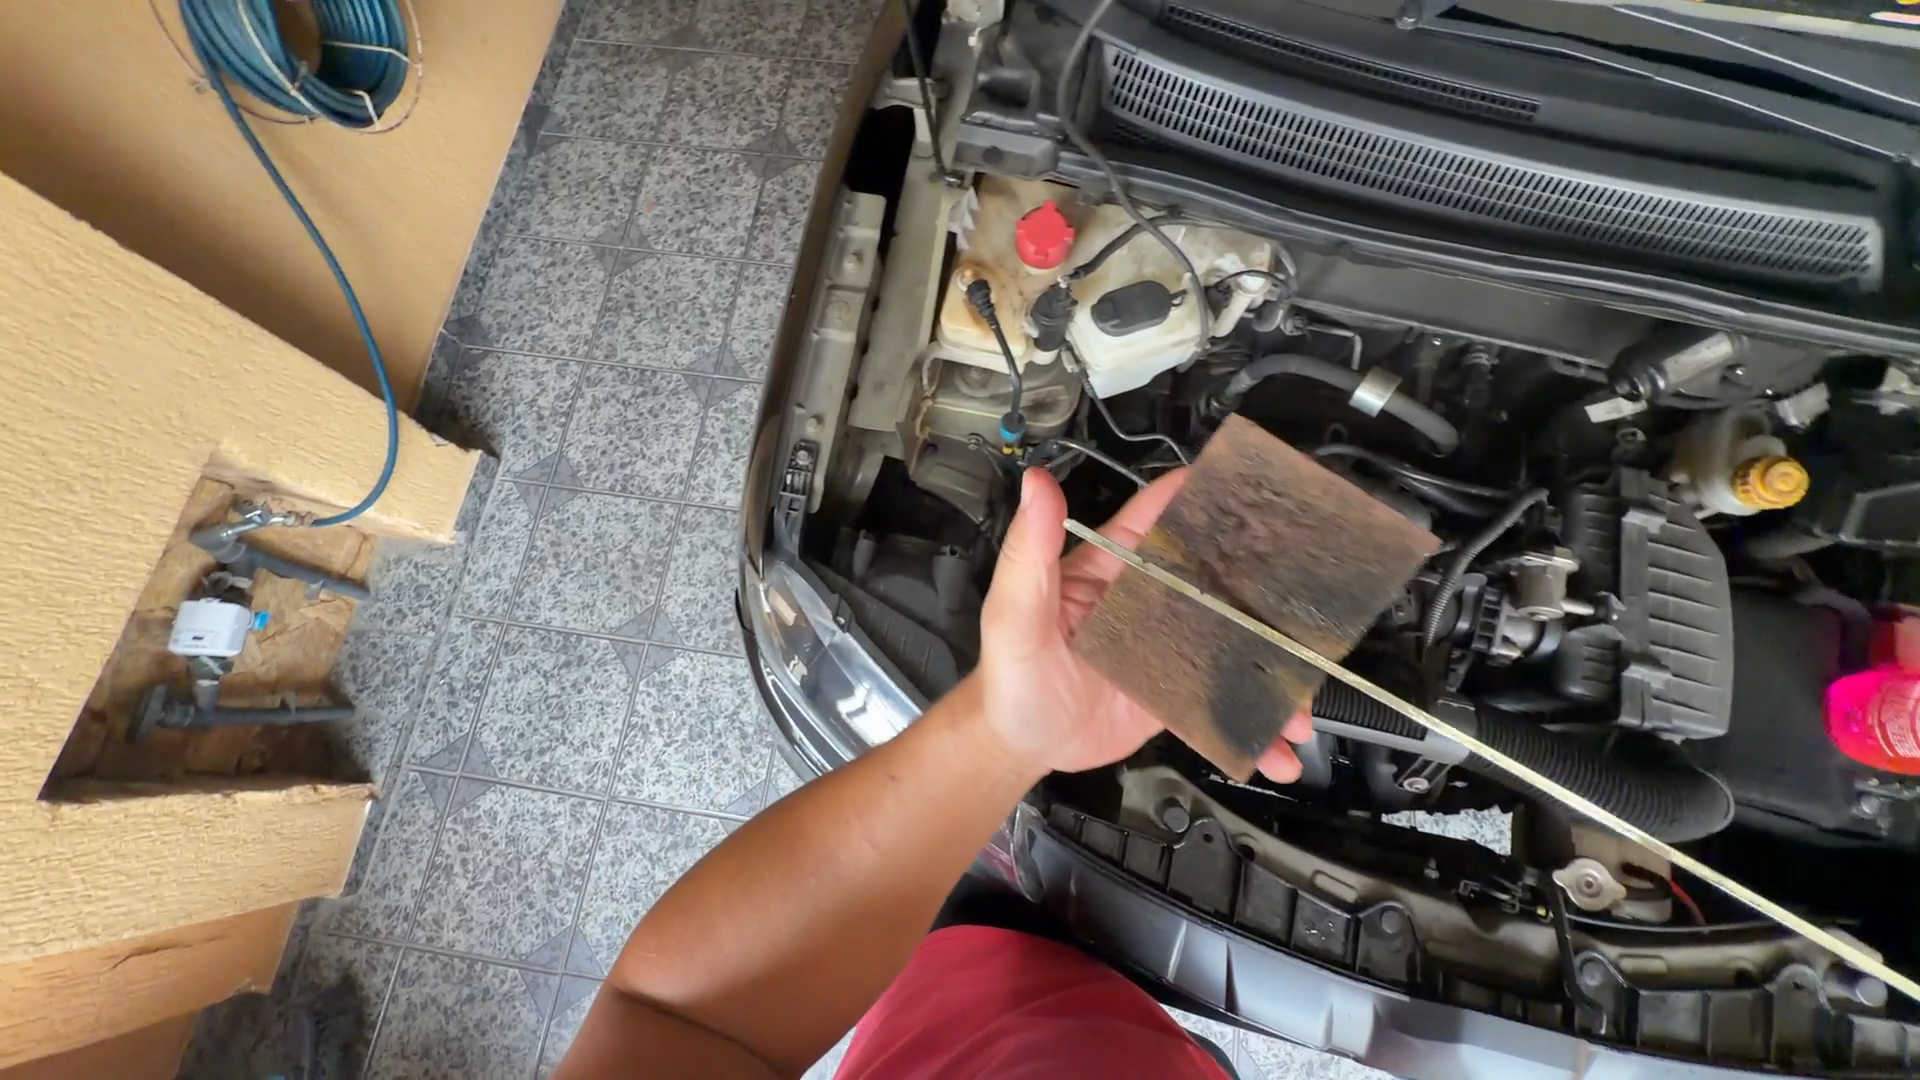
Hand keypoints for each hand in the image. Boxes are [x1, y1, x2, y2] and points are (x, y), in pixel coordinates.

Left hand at [971, 467, 1312, 779]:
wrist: (1018, 740)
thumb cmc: (1009, 672)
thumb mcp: (1013, 610)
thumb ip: (1029, 549)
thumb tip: (1038, 484)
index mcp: (1113, 569)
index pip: (1162, 518)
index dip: (1205, 498)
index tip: (1255, 487)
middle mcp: (1147, 602)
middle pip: (1216, 578)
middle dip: (1265, 584)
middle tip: (1312, 594)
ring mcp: (1167, 647)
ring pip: (1232, 643)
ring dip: (1271, 666)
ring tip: (1300, 703)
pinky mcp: (1176, 692)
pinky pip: (1223, 701)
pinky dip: (1255, 724)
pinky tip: (1277, 747)